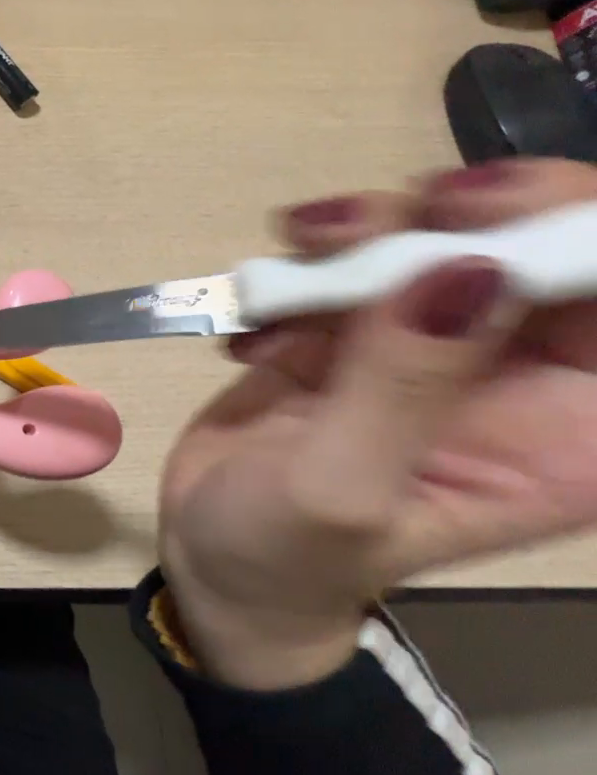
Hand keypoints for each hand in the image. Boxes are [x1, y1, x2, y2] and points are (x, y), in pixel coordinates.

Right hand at [161, 160, 596, 689]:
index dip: (580, 236)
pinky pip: (348, 265)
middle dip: (468, 211)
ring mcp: (429, 346)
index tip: (478, 218)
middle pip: (544, 245)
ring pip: (441, 236)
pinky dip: (295, 273)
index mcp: (571, 425)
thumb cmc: (285, 553)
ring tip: (285, 267)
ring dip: (363, 230)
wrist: (214, 563)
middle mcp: (520, 372)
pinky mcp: (353, 333)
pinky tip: (252, 328)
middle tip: (364, 224)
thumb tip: (459, 271)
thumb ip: (399, 390)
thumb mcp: (338, 490)